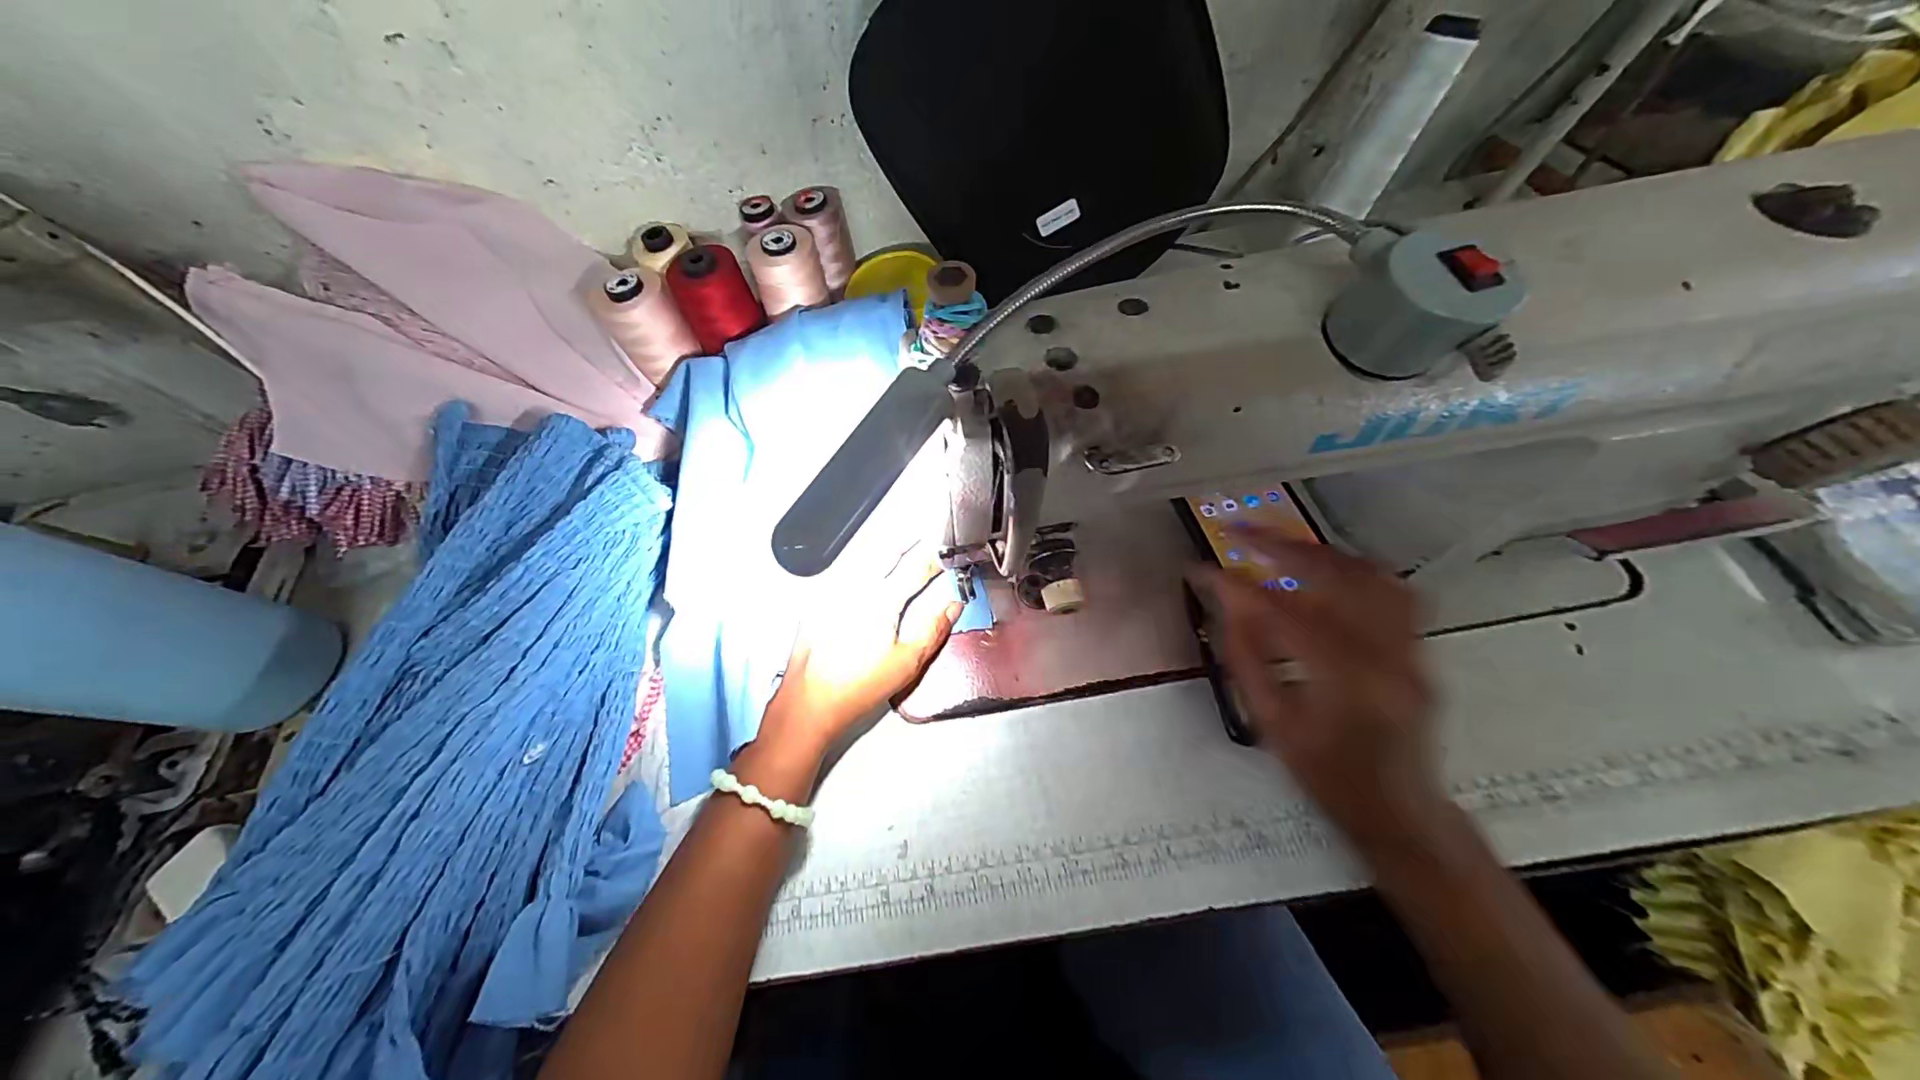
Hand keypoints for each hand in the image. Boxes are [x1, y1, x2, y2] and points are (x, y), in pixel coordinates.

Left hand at [758, 547, 962, 757]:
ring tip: (901, 547)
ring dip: (885, 548)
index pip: (916, 566)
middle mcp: (855, 589)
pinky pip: (844, 570)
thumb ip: (934, 629)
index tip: (947, 554)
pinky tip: (868, 569)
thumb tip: (952, 607)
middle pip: (888, 551)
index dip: (936, 557)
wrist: (809, 704)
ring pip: (864, 556)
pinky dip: (862, 563)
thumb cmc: (852, 690)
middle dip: (909, 543)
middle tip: (925, 542)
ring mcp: (833, 593)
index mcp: (881, 600)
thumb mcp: (907, 663)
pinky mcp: (817, 601)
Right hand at [1191, 525, 1442, 849]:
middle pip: (1333, 577)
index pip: (1281, 612)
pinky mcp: (1420, 649)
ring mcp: (1411, 649)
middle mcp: (1385, 656)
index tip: (1202, 569)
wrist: (1400, 811)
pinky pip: (1393, 592)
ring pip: (1370, 575)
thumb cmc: (1329, 779)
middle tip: (1241, 533)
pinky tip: (1329, 569)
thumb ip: (1248, 661)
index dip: (1236, 585)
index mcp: (1343, 681)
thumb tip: (1227, 608)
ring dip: (1321, 553)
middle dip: (1281, 547)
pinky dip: (1355, 570)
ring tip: (1282, 544)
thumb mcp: (1273, 725)